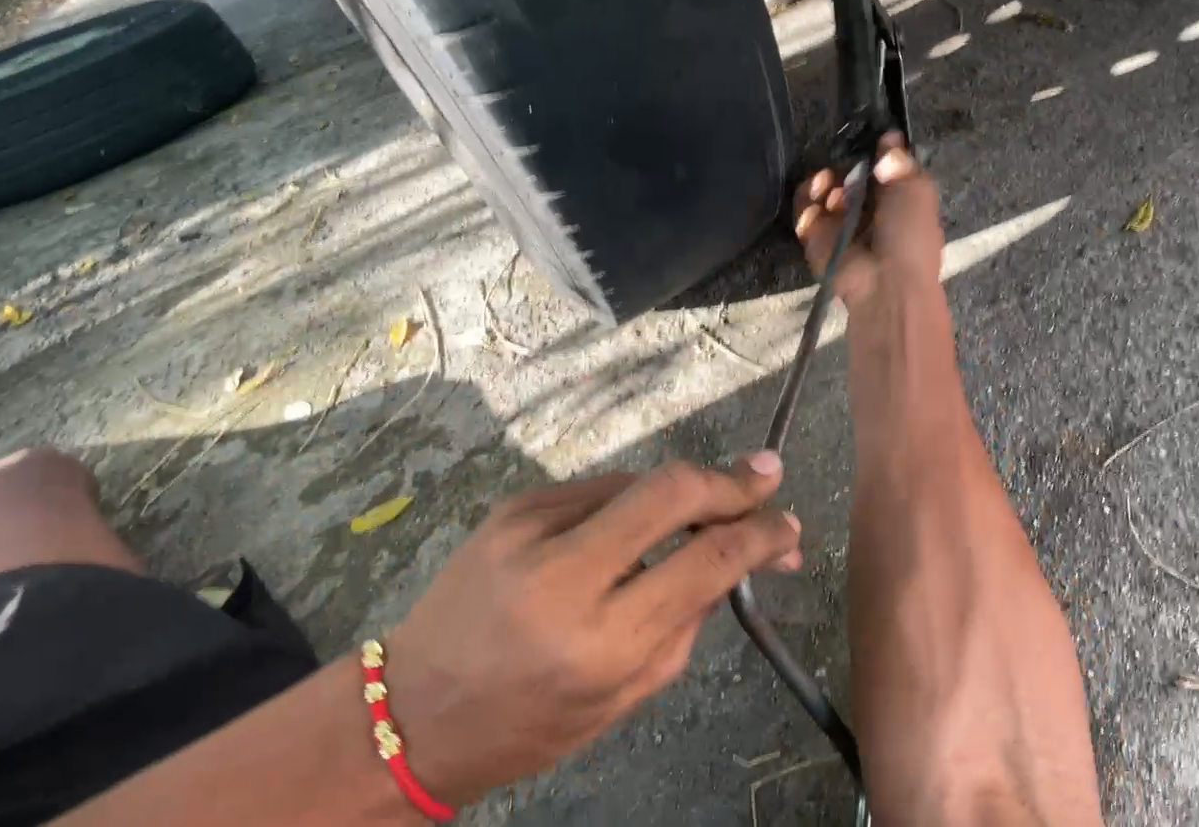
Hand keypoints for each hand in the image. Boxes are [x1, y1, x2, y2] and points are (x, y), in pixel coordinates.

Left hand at [377, 454, 799, 805]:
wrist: (409, 711)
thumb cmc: (531, 723)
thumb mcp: (627, 695)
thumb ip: (690, 618)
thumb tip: (742, 554)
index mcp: (600, 643)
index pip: (707, 562)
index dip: (761, 534)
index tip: (789, 528)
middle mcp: (563, 575)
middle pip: (673, 491)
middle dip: (732, 480)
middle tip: (768, 475)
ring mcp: (530, 530)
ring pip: (640, 481)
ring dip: (684, 493)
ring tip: (704, 515)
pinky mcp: (512, 506)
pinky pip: (600, 489)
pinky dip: (633, 502)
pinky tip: (637, 525)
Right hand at [794, 132, 944, 310]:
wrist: (885, 283)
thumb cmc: (909, 236)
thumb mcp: (918, 192)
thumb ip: (902, 162)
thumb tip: (890, 138)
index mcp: (898, 200)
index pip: (881, 168)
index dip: (876, 152)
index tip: (873, 140)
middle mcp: (868, 210)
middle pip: (850, 173)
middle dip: (848, 164)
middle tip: (850, 165)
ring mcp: (840, 222)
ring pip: (826, 187)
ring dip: (827, 178)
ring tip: (832, 182)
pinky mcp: (815, 235)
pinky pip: (805, 207)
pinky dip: (808, 196)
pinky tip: (819, 191)